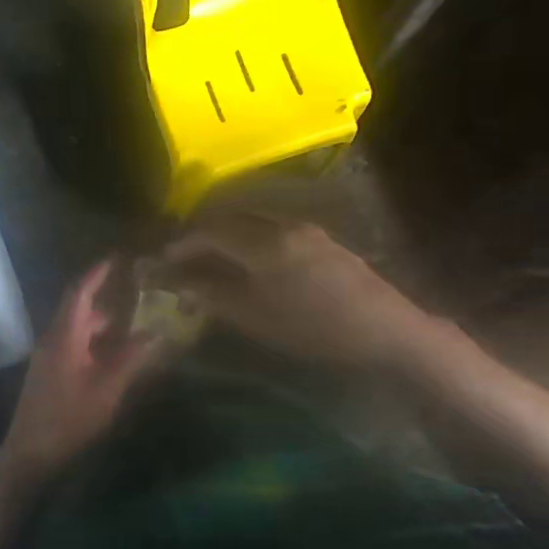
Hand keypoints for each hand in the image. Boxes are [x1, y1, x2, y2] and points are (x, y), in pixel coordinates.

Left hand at [0, 260, 158, 479]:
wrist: (30, 454)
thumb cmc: (69, 420)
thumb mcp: (107, 390)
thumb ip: (130, 359)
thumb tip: (156, 332)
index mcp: (63, 338)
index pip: (79, 294)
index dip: (96, 274)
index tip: (116, 258)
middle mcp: (52, 341)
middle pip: (78, 310)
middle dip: (106, 300)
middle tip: (138, 296)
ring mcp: (47, 358)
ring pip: (77, 331)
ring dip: (102, 326)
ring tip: (135, 327)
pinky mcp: (48, 374)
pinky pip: (73, 347)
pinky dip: (94, 344)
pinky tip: (115, 357)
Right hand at [164, 213, 440, 370]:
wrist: (386, 331)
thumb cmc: (312, 327)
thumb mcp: (252, 315)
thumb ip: (209, 293)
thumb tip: (174, 281)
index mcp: (262, 241)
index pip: (208, 231)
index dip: (181, 244)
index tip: (162, 260)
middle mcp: (281, 224)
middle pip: (229, 217)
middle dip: (200, 233)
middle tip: (182, 255)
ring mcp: (304, 229)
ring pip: (251, 219)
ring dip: (224, 232)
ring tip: (210, 256)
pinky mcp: (320, 239)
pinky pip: (270, 226)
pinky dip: (247, 236)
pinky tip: (246, 258)